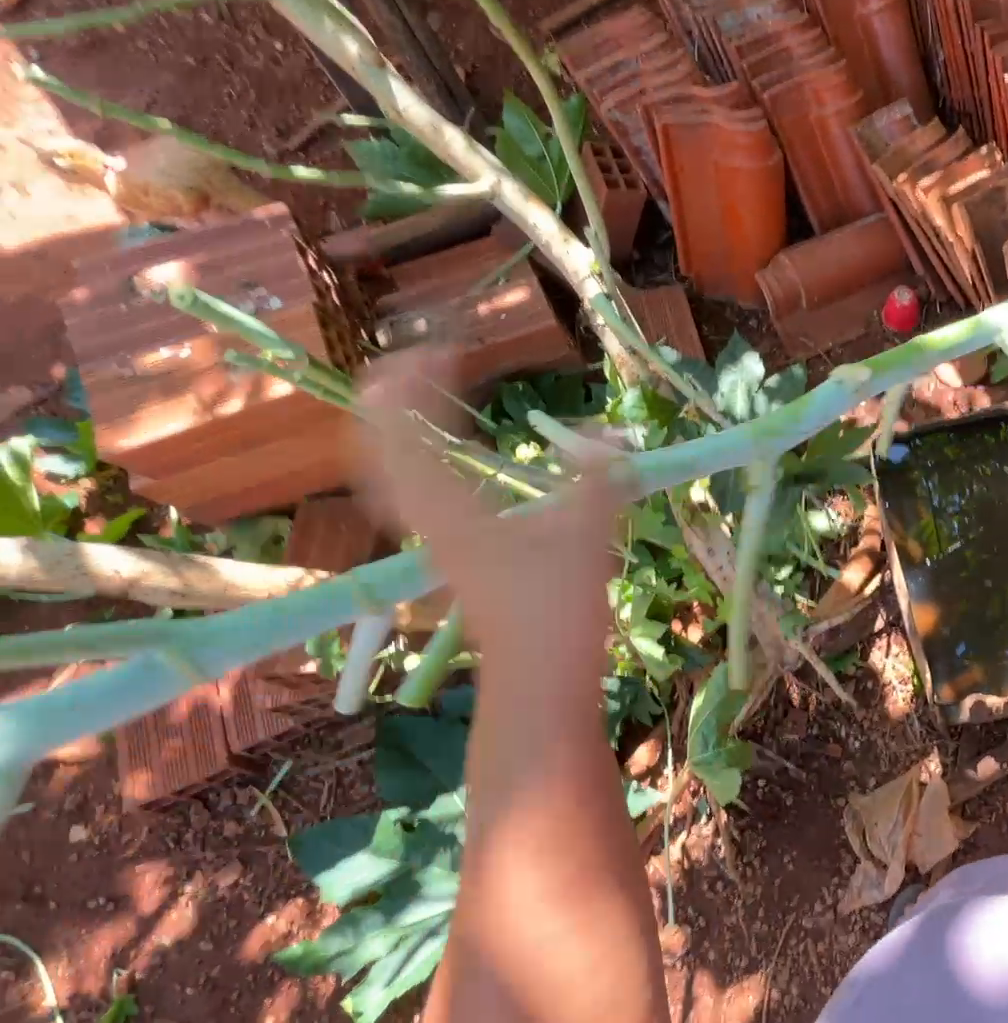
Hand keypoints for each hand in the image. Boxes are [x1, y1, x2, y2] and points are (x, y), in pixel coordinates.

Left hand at [357, 350, 623, 670]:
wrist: (538, 681)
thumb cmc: (557, 612)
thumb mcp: (585, 537)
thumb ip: (596, 480)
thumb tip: (611, 435)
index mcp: (450, 510)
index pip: (406, 430)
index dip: (416, 381)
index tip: (447, 347)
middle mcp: (427, 521)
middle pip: (377, 448)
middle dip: (390, 398)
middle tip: (417, 361)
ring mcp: (435, 540)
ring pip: (389, 472)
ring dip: (397, 428)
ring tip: (422, 397)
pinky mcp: (452, 556)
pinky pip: (413, 492)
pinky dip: (418, 460)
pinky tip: (449, 458)